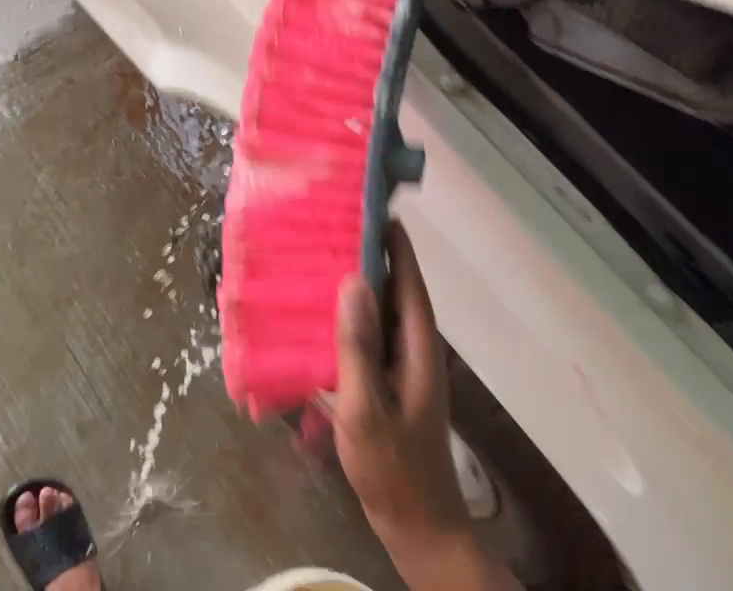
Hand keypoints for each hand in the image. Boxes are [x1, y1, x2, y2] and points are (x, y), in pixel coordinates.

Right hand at [332, 224, 468, 552]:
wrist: (416, 525)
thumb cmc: (394, 465)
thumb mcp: (367, 406)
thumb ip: (358, 345)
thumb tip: (353, 281)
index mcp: (418, 344)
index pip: (408, 279)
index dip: (393, 242)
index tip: (367, 207)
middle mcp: (412, 347)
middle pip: (392, 291)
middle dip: (365, 259)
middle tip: (324, 230)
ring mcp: (400, 368)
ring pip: (377, 315)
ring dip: (352, 291)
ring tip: (313, 264)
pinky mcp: (385, 385)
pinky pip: (366, 341)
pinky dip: (345, 324)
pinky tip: (314, 322)